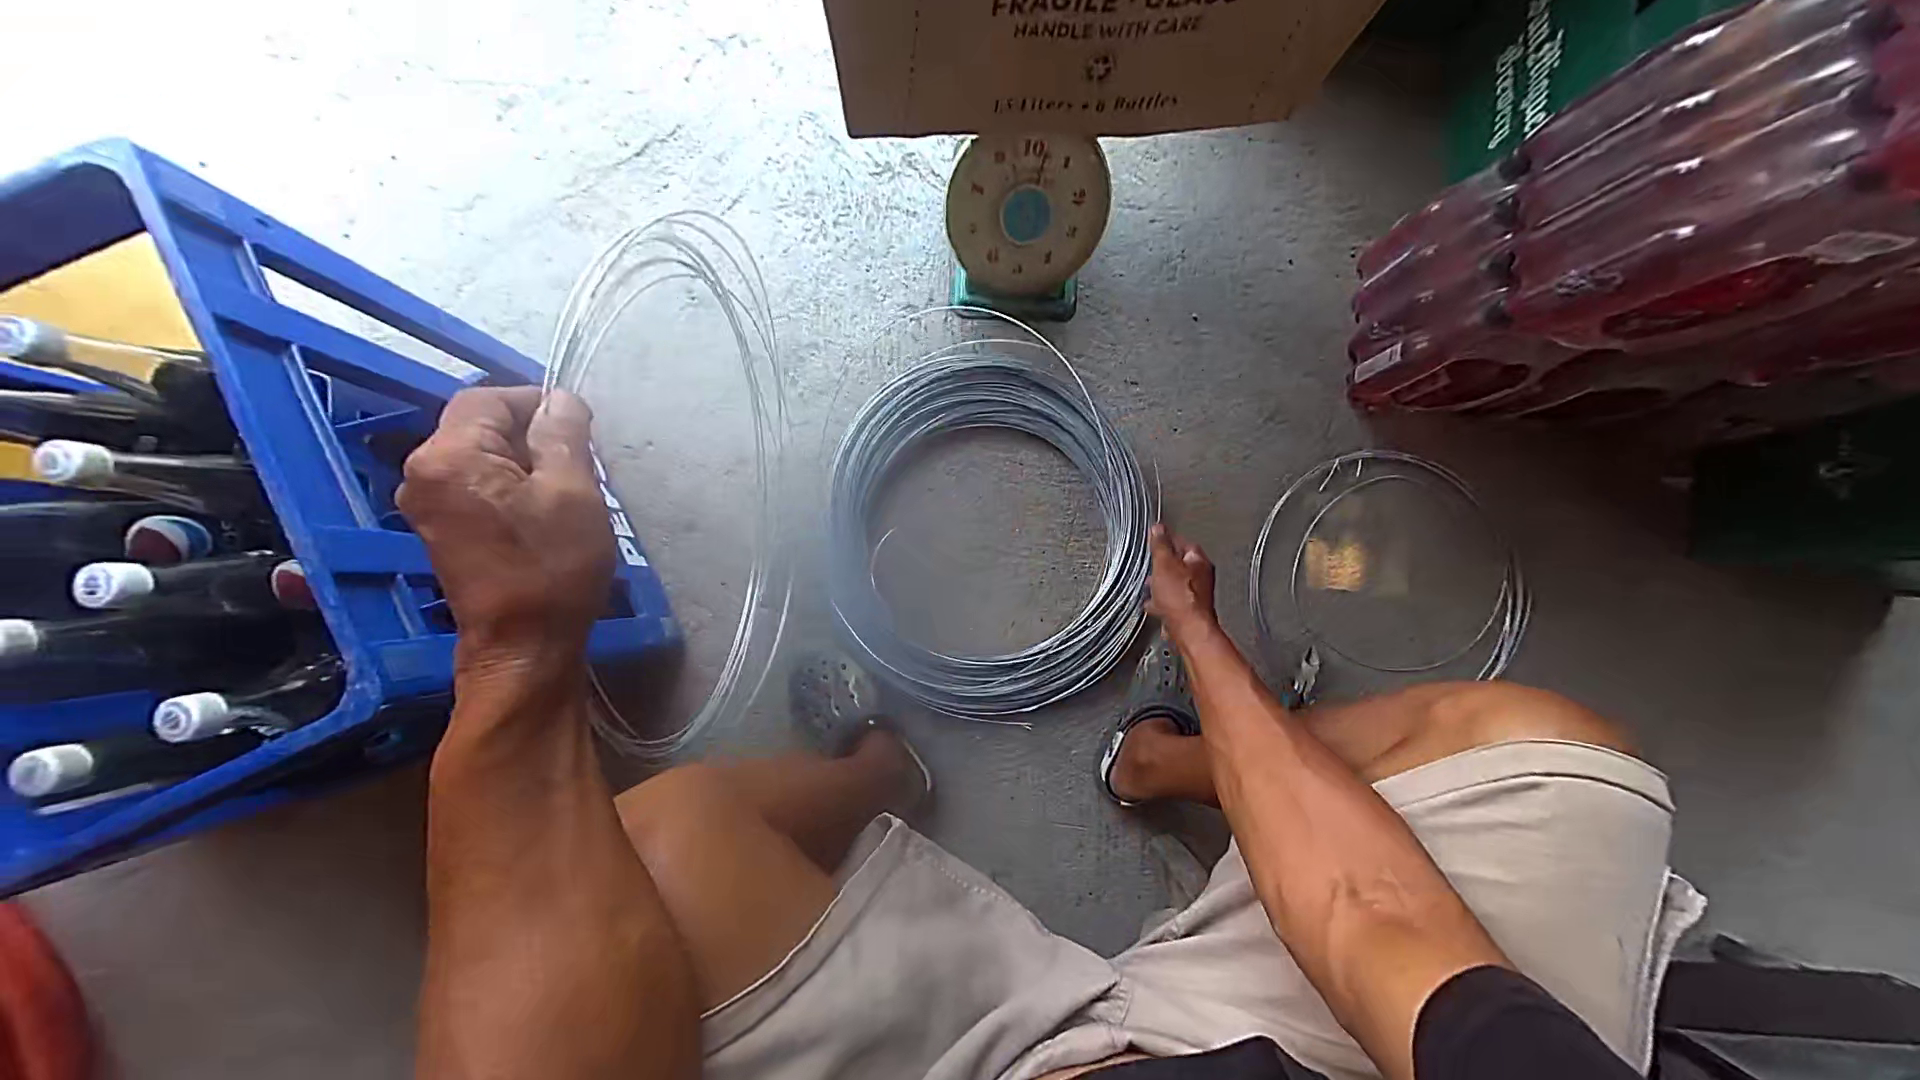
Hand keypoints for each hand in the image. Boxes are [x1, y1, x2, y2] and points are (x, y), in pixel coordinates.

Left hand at [398, 387, 612, 677]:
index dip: (535, 401)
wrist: (525, 644)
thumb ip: (564, 435)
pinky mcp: (445, 530)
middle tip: (583, 464)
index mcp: (449, 457)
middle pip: (481, 427)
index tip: (580, 424)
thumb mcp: (573, 492)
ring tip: (571, 491)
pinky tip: (547, 512)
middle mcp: (424, 474)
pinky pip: (480, 486)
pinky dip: (514, 486)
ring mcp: (430, 505)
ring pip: (484, 458)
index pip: (487, 399)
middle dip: (534, 435)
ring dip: (529, 463)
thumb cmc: (553, 566)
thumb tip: (561, 400)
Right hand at [1146, 523, 1217, 641]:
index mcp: (1198, 561)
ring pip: (1175, 585)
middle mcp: (1202, 578)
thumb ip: (1160, 545)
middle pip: (1179, 565)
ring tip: (1150, 587)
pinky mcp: (1189, 612)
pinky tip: (1154, 605)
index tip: (1156, 538)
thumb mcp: (1163, 564)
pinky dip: (1163, 602)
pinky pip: (1173, 602)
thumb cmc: (1181, 598)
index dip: (1167, 539)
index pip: (1182, 542)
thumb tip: (1158, 529)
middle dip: (1163, 566)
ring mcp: (1196, 596)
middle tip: (1151, 564)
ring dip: (1161, 585)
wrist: (1187, 630)